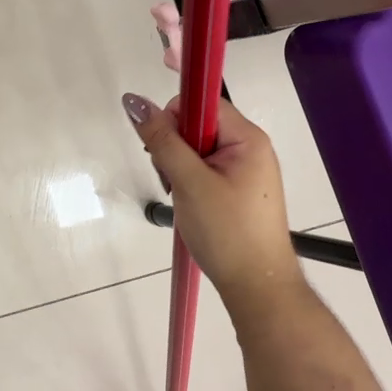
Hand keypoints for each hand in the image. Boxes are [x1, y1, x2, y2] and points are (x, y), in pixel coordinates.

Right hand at [123, 92, 305, 316]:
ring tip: (180, 195)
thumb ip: (161, 139)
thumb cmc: (227, 233)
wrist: (258, 291)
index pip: (201, 102)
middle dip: (174, 145)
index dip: (176, 117)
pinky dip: (189, 178)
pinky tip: (188, 201)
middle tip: (172, 179)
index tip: (164, 148)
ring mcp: (245, 168)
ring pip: (197, 146)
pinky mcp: (238, 187)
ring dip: (178, 164)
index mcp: (247, 138)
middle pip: (197, 123)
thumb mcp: (189, 182)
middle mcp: (249, 146)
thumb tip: (133, 100)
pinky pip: (205, 165)